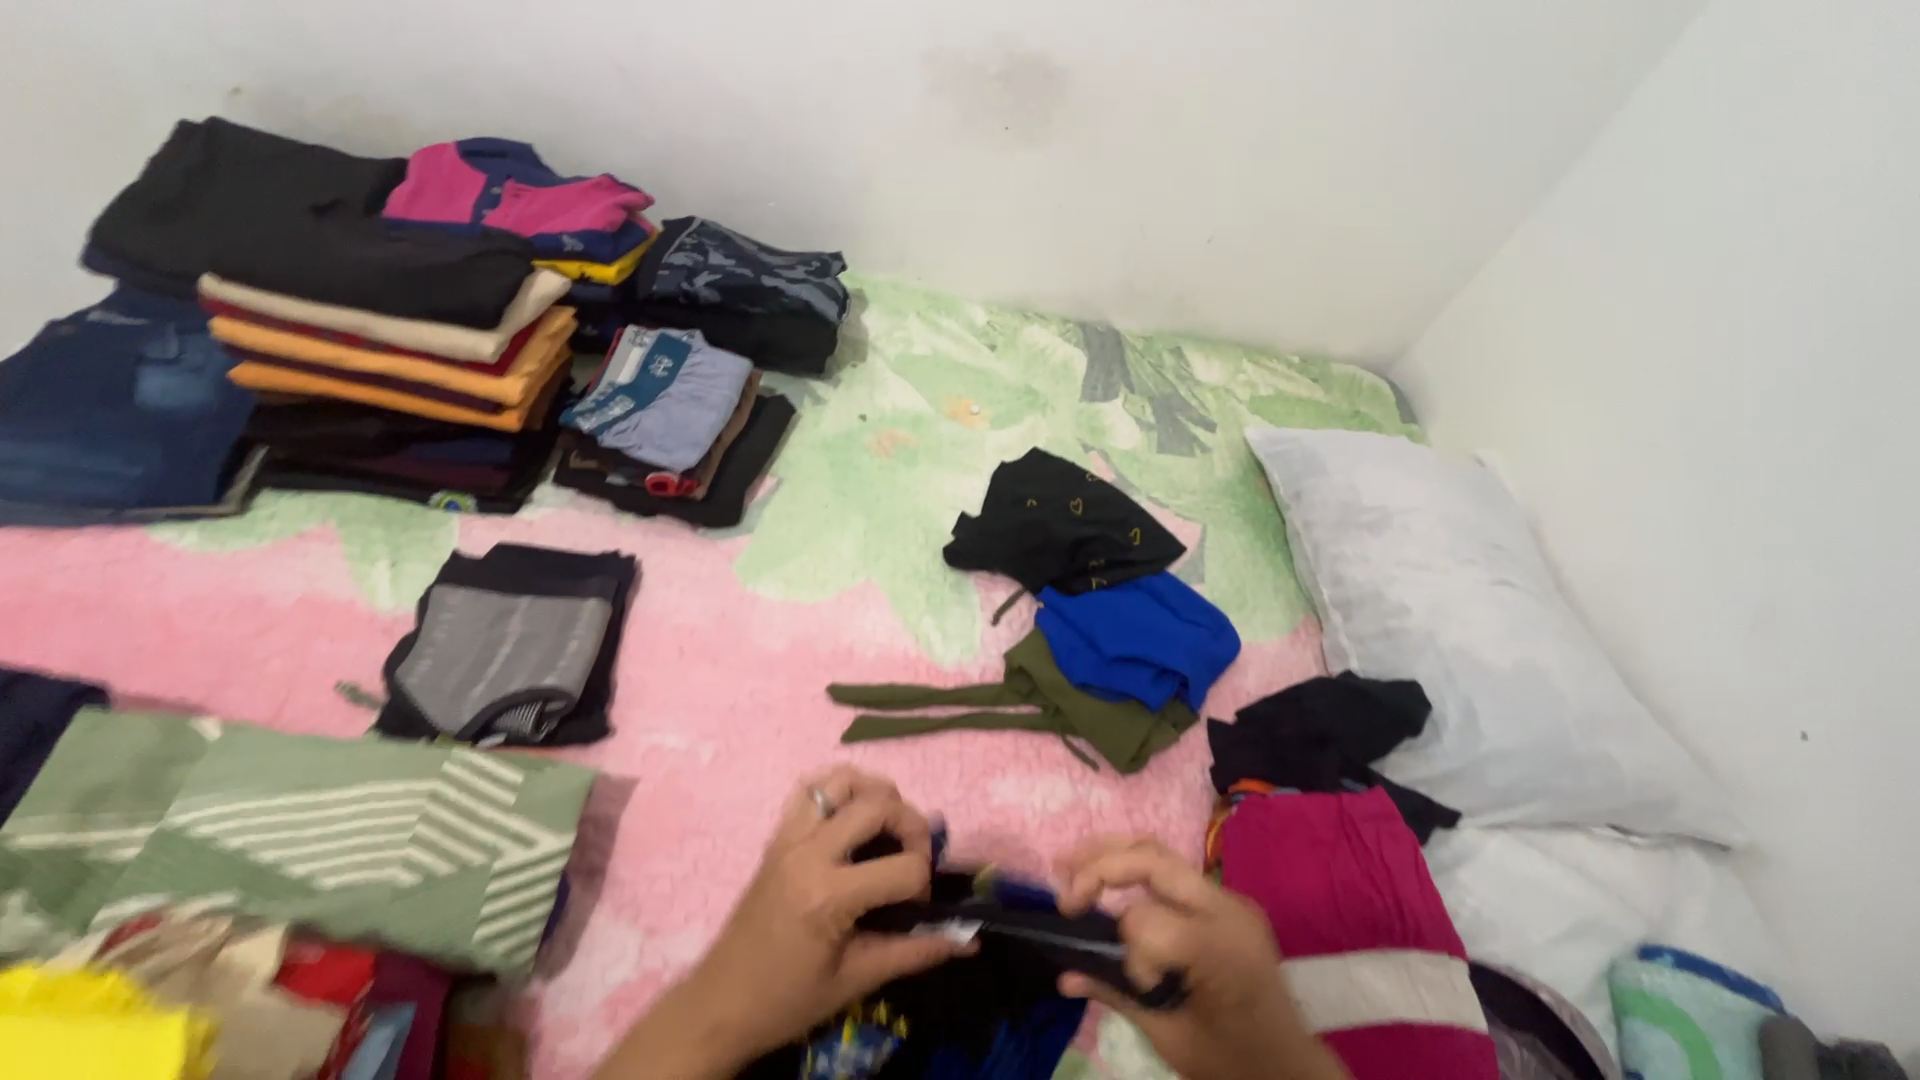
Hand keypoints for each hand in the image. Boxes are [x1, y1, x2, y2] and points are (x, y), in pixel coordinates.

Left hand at [595, 767, 972, 1079]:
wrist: (720, 1004)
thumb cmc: (788, 1000)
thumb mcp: (856, 980)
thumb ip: (915, 953)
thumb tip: (970, 943)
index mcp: (829, 895)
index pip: (904, 866)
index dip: (922, 885)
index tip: (914, 910)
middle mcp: (808, 852)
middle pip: (877, 803)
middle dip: (911, 824)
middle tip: (913, 857)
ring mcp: (788, 838)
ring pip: (840, 780)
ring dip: (874, 793)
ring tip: (887, 826)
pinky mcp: (776, 836)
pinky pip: (807, 789)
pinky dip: (836, 789)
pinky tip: (851, 814)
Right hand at [1055, 836, 1350, 1079]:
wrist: (1292, 1071)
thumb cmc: (1234, 1064)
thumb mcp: (1172, 1039)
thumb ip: (1117, 995)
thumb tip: (1064, 975)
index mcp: (1217, 947)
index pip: (1145, 919)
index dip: (1127, 950)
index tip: (1136, 983)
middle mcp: (1226, 908)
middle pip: (1150, 858)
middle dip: (1099, 864)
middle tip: (1063, 885)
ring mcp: (1229, 899)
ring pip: (1160, 851)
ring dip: (1113, 853)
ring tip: (1072, 864)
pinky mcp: (1226, 902)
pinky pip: (1173, 871)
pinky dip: (1134, 868)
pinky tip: (1109, 879)